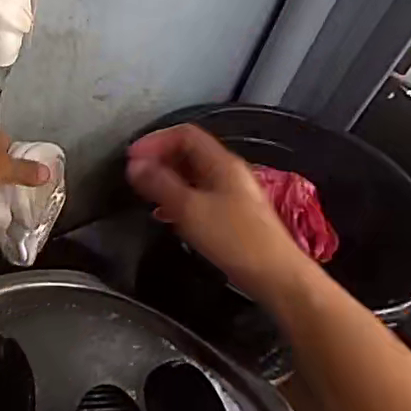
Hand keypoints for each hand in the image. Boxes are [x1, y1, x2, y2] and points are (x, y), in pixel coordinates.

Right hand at [126, 124, 313, 297]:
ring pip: (193, 176)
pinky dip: (179, 199)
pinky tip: (168, 215)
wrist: (276, 276)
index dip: (156, 140)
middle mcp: (228, 173)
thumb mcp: (190, 209)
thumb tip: (134, 165)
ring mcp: (232, 194)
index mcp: (221, 163)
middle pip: (189, 153)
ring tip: (147, 192)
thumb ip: (160, 184)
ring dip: (167, 180)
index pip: (185, 135)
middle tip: (136, 174)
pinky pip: (199, 196)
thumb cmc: (236, 240)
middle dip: (159, 159)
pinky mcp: (232, 215)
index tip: (133, 156)